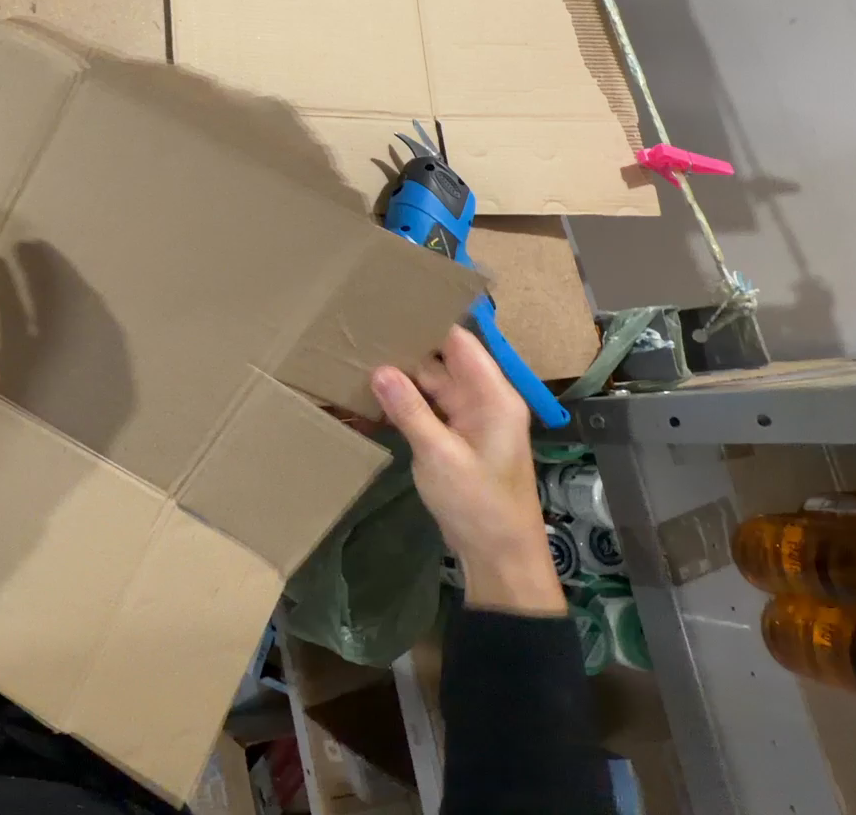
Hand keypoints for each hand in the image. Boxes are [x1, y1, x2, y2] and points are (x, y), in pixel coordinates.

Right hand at [370, 326, 564, 615]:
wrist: (498, 552)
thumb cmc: (478, 502)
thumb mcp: (439, 455)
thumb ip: (409, 410)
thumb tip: (379, 369)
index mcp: (493, 398)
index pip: (462, 344)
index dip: (431, 322)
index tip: (392, 304)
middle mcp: (483, 401)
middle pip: (441, 362)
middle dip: (406, 347)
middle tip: (360, 330)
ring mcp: (468, 420)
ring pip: (430, 385)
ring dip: (400, 375)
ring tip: (357, 355)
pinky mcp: (454, 438)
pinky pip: (426, 407)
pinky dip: (403, 399)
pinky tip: (372, 392)